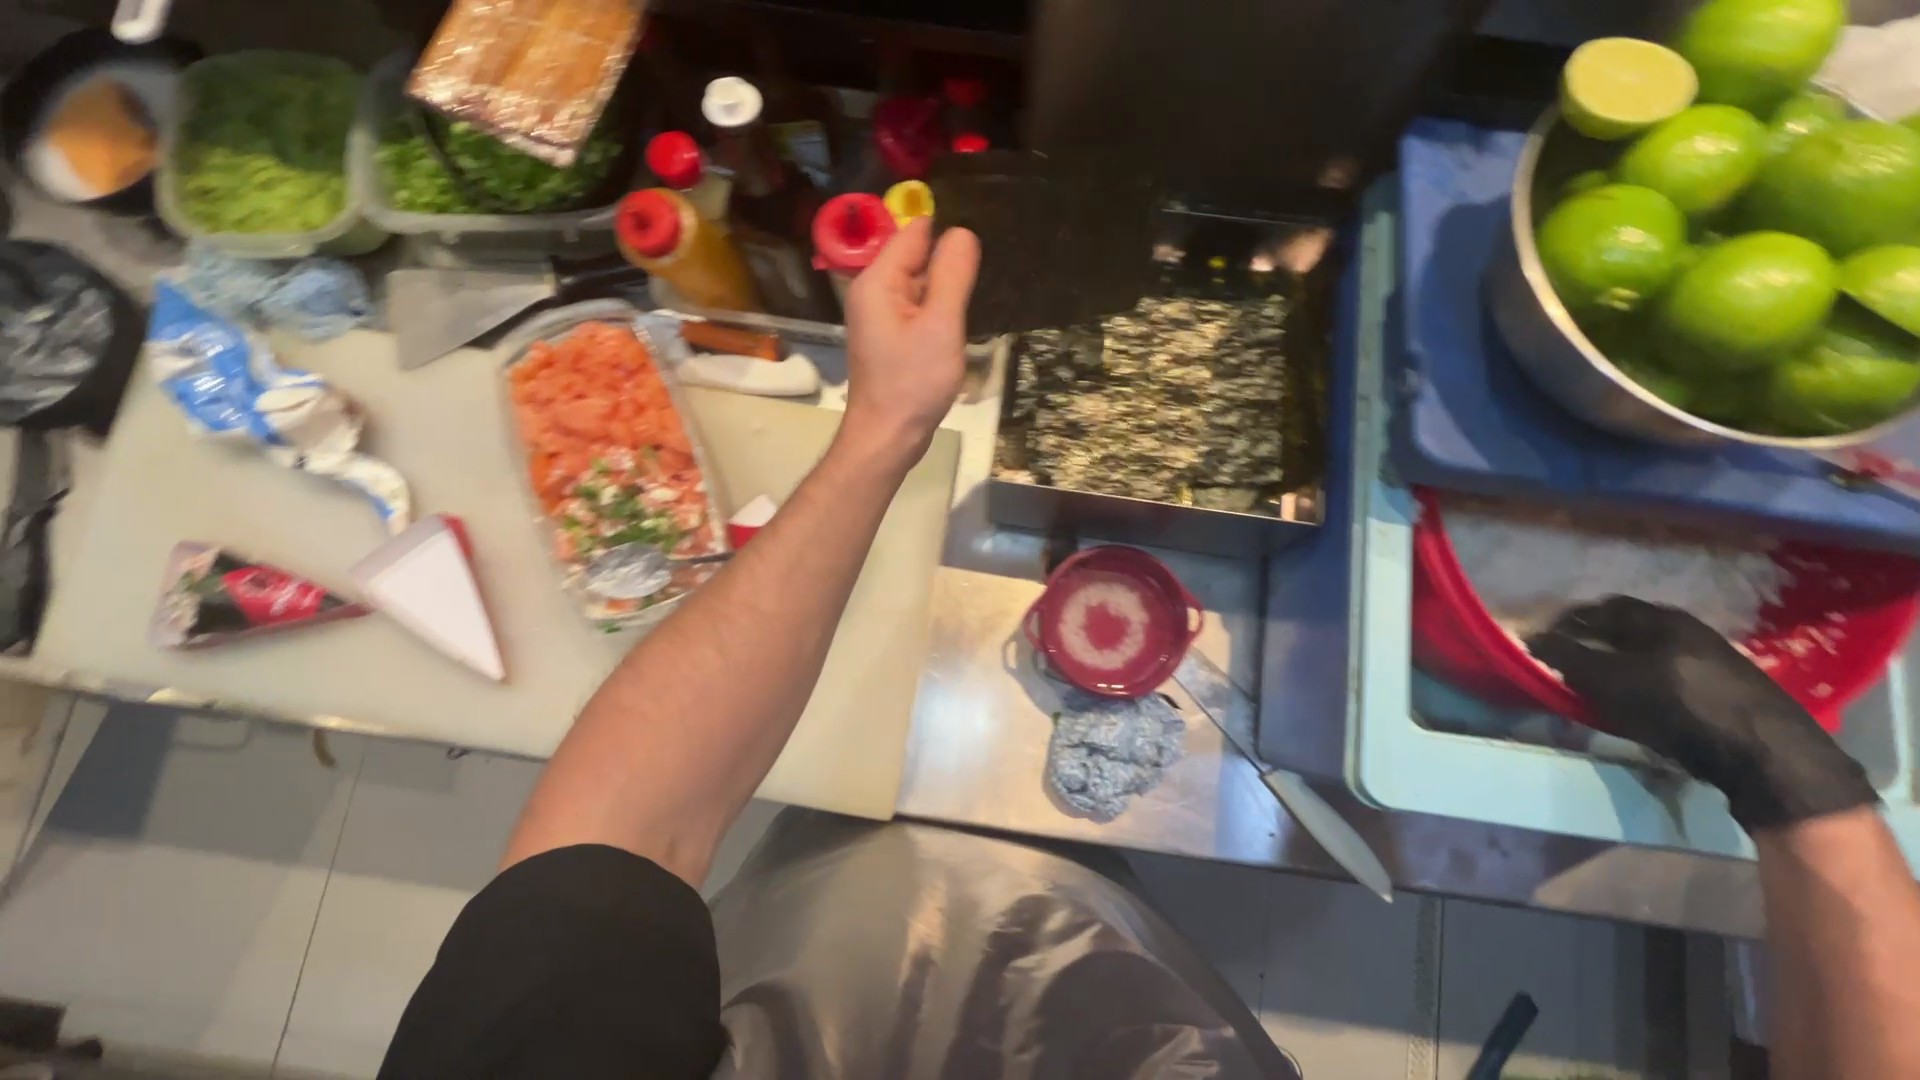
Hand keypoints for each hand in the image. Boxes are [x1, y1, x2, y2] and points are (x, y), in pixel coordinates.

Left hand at [839, 217, 979, 464]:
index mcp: (878, 280)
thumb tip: (963, 231)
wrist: (887, 437)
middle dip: (949, 267)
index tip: (982, 250)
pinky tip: (956, 332)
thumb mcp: (941, 324)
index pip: (916, 233)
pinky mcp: (890, 340)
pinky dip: (938, 316)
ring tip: (973, 309)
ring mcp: (880, 318)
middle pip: (918, 258)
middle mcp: (873, 292)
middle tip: (982, 286)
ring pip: (921, 287)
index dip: (948, 235)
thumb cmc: (913, 383)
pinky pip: (918, 312)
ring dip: (946, 295)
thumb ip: (952, 274)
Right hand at [1528, 596, 1875, 832]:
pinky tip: (1638, 707)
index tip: (1548, 638)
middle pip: (1630, 632)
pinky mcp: (1729, 693)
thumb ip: (1567, 657)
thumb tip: (1530, 637)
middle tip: (1569, 664)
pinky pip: (1672, 681)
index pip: (1604, 608)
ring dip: (1621, 667)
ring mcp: (1715, 663)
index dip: (1572, 621)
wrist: (1768, 757)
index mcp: (1663, 620)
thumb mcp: (1610, 681)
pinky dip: (1646, 687)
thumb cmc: (1678, 707)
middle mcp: (1691, 632)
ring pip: (1651, 657)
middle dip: (1596, 644)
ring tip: (1599, 688)